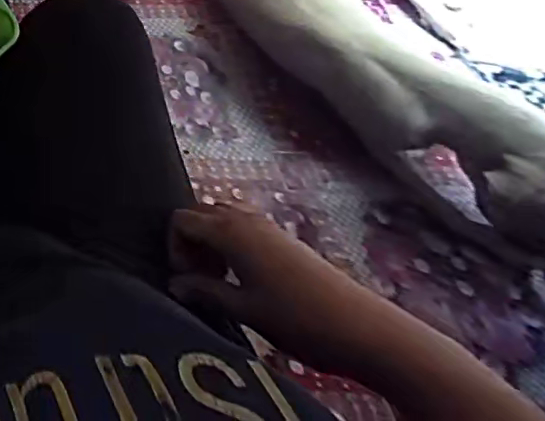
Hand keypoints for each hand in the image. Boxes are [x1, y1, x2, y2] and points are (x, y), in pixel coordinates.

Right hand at [168, 204, 410, 379]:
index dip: (174, 247)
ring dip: (212, 240)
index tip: (185, 279)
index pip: (180, 220)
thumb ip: (204, 292)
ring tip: (222, 276)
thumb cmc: (299, 318)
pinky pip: (243, 225)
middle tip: (200, 277)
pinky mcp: (285, 237)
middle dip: (191, 241)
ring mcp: (267, 225)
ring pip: (221, 218)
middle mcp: (243, 218)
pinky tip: (248, 275)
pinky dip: (233, 242)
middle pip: (198, 213)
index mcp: (227, 230)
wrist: (370, 331)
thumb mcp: (245, 309)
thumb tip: (174, 285)